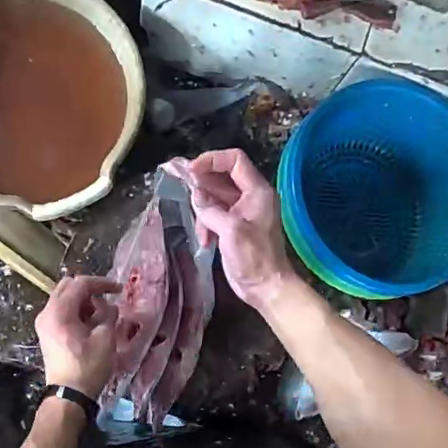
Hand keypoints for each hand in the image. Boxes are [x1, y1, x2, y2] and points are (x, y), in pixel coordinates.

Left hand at [35, 275, 120, 397]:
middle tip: (108, 299)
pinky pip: (62, 311)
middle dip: (90, 289)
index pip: (80, 284)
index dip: (102, 283)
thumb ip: (108, 315)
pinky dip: (77, 311)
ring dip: (84, 301)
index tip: (119, 289)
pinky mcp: (47, 333)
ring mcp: (44, 323)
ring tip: (102, 314)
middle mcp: (47, 313)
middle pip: (68, 287)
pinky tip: (91, 323)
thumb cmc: (88, 368)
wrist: (69, 395)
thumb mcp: (105, 339)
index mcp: (59, 312)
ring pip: (64, 299)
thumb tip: (109, 306)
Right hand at [183, 149, 295, 310]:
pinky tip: (204, 240)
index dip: (212, 160)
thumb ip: (210, 209)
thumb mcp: (230, 231)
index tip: (192, 170)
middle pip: (222, 178)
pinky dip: (206, 224)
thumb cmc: (254, 258)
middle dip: (202, 183)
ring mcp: (242, 213)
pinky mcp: (234, 228)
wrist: (266, 287)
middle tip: (181, 186)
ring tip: (199, 225)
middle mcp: (251, 197)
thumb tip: (195, 194)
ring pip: (215, 197)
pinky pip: (215, 215)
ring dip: (203, 209)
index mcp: (257, 191)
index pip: (235, 161)